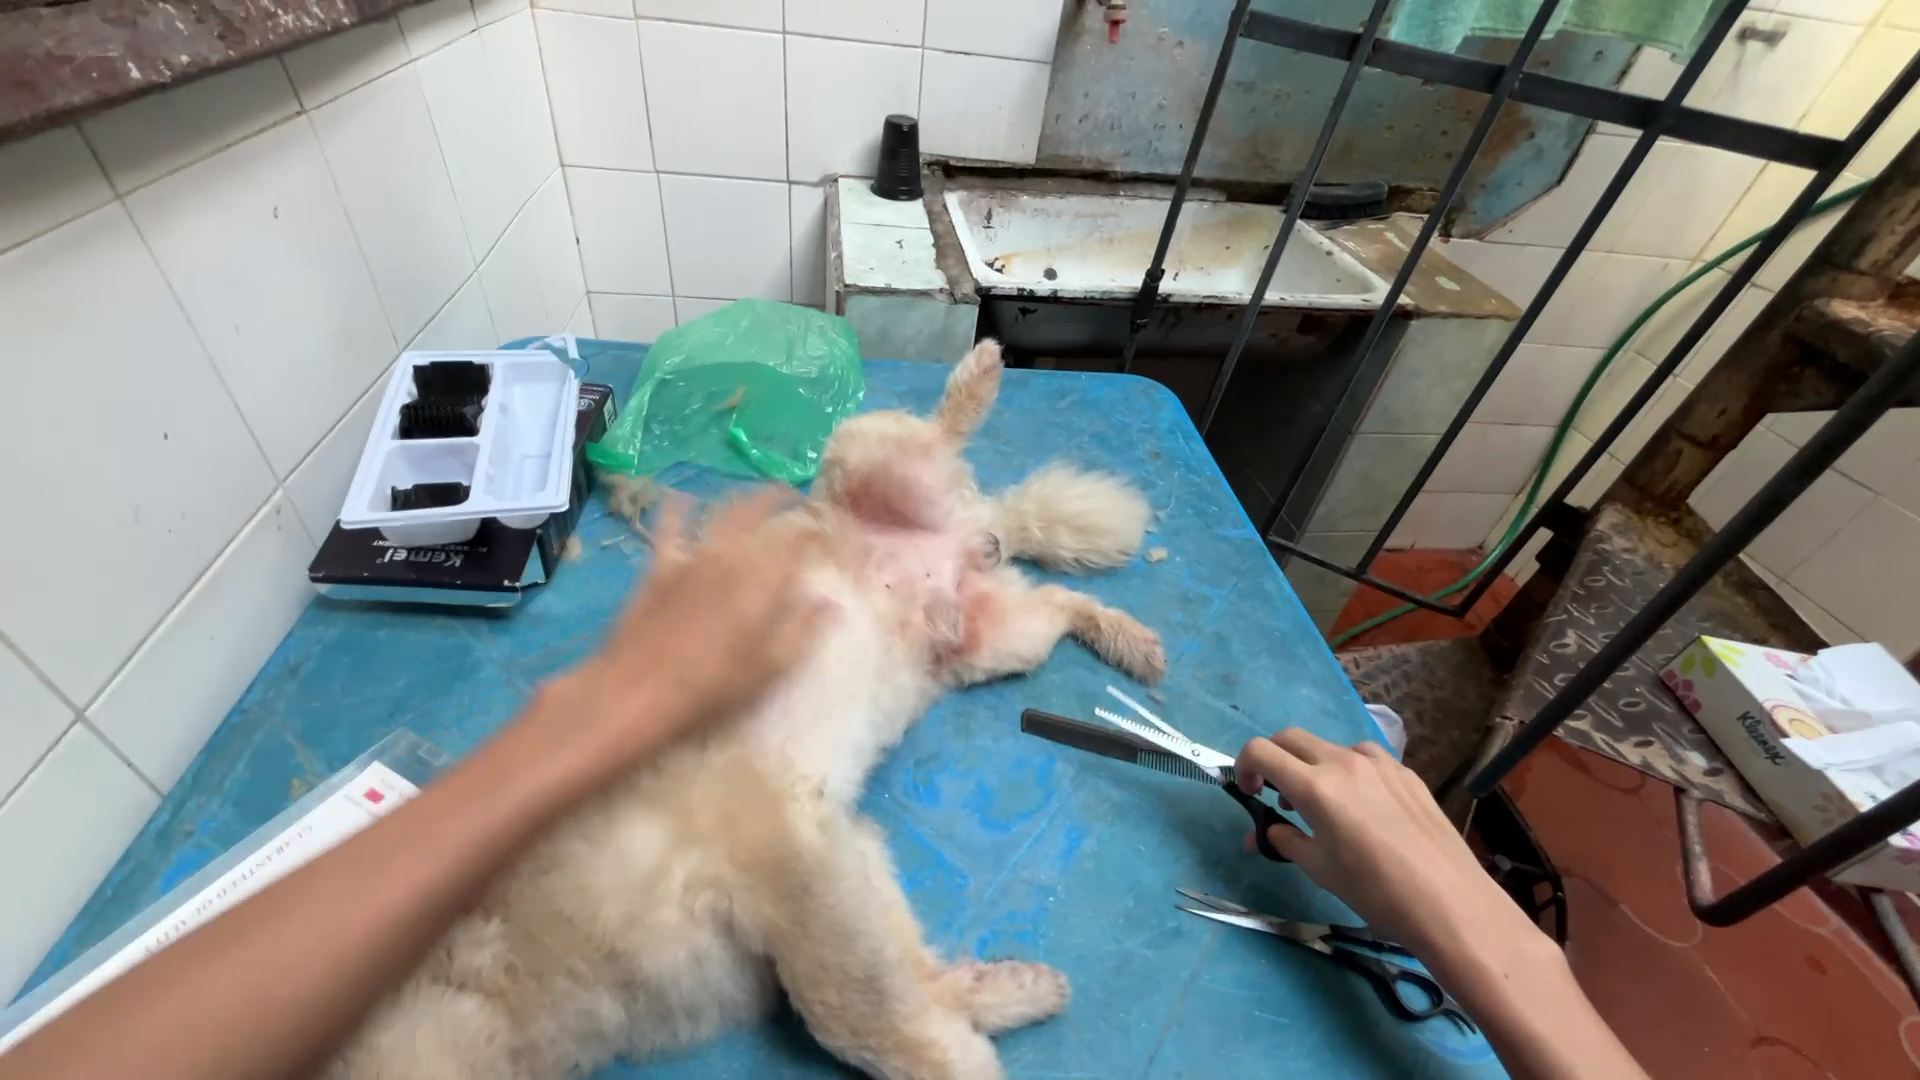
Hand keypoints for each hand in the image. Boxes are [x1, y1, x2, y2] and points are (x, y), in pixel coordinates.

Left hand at [551, 487, 828, 767]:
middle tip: (797, 498)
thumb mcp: (770, 666)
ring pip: (723, 511)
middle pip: (761, 511)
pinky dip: (679, 507)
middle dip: (782, 499)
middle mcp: (731, 554)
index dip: (819, 531)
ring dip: (743, 498)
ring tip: (756, 497)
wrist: (636, 691)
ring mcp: (692, 555)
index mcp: (764, 578)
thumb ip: (803, 627)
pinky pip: (670, 525)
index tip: (829, 533)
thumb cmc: (712, 685)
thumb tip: (832, 602)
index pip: (801, 540)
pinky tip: (683, 497)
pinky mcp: (660, 564)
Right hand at [1233, 731, 1540, 961]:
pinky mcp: (1405, 773)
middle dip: (1273, 759)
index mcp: (1314, 786)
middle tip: (1276, 793)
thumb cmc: (1376, 892)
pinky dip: (1347, 771)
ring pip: (1327, 745)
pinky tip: (1363, 805)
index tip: (1250, 792)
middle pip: (1289, 738)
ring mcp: (1378, 764)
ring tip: (1322, 803)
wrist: (1453, 906)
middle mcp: (1342, 763)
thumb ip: (1284, 840)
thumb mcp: (1319, 869)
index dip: (1243, 766)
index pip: (1259, 751)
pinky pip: (1363, 758)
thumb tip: (1264, 833)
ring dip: (1311, 764)